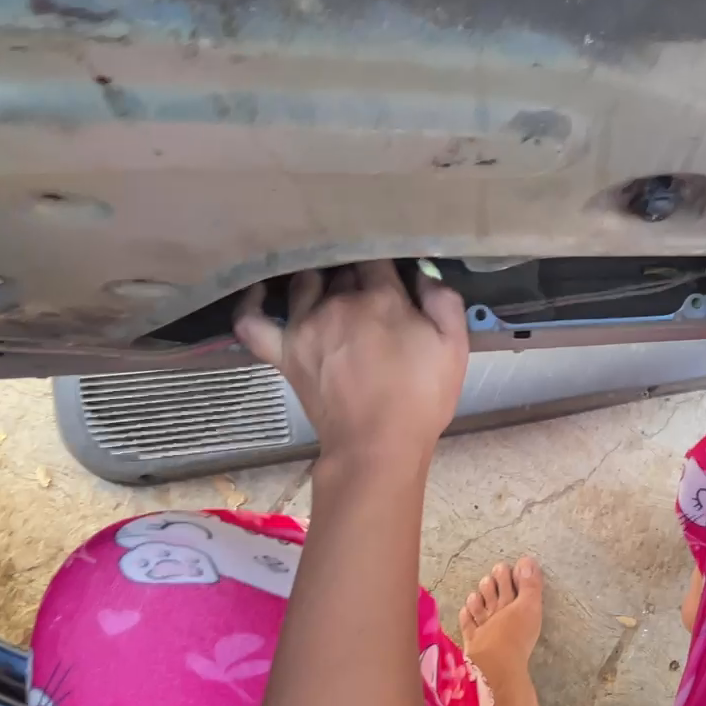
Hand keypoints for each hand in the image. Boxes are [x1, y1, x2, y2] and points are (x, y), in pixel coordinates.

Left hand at [233, 261, 468, 466]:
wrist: (379, 446)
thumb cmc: (422, 397)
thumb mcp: (454, 346)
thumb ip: (443, 301)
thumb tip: (424, 273)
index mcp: (382, 298)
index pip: (378, 259)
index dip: (388, 261)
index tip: (396, 271)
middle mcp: (338, 302)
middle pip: (343, 269)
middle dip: (358, 272)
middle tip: (373, 288)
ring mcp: (305, 326)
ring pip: (304, 283)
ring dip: (319, 279)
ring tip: (330, 285)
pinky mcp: (284, 353)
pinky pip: (252, 320)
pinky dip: (252, 302)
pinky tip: (260, 291)